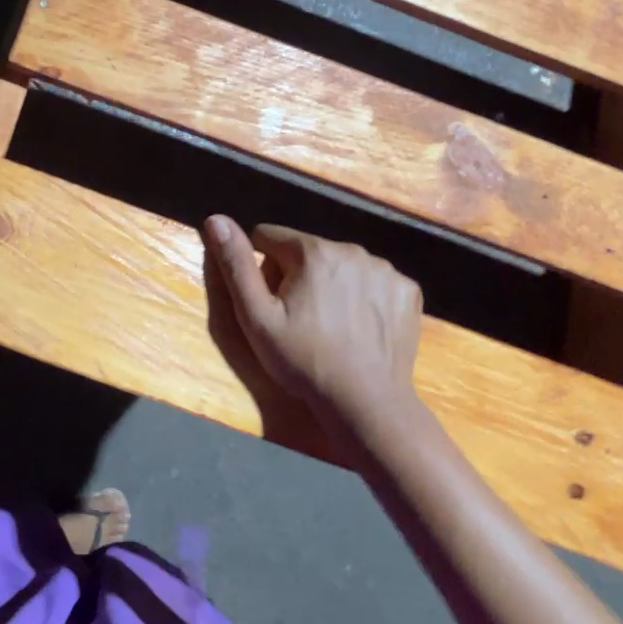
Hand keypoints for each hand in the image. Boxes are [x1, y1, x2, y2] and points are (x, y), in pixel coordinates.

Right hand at [205, 216, 422, 419]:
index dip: (262, 270)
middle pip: (305, 250)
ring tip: (331, 326)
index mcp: (312, 251)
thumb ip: (236, 264)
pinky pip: (372, 280)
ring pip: (339, 263)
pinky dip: (362, 296)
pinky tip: (360, 326)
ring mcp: (386, 270)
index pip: (268, 237)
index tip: (273, 304)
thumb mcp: (256, 316)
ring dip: (329, 283)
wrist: (366, 404)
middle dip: (296, 275)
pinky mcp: (407, 290)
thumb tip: (215, 219)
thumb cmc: (302, 360)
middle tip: (299, 319)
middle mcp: (352, 249)